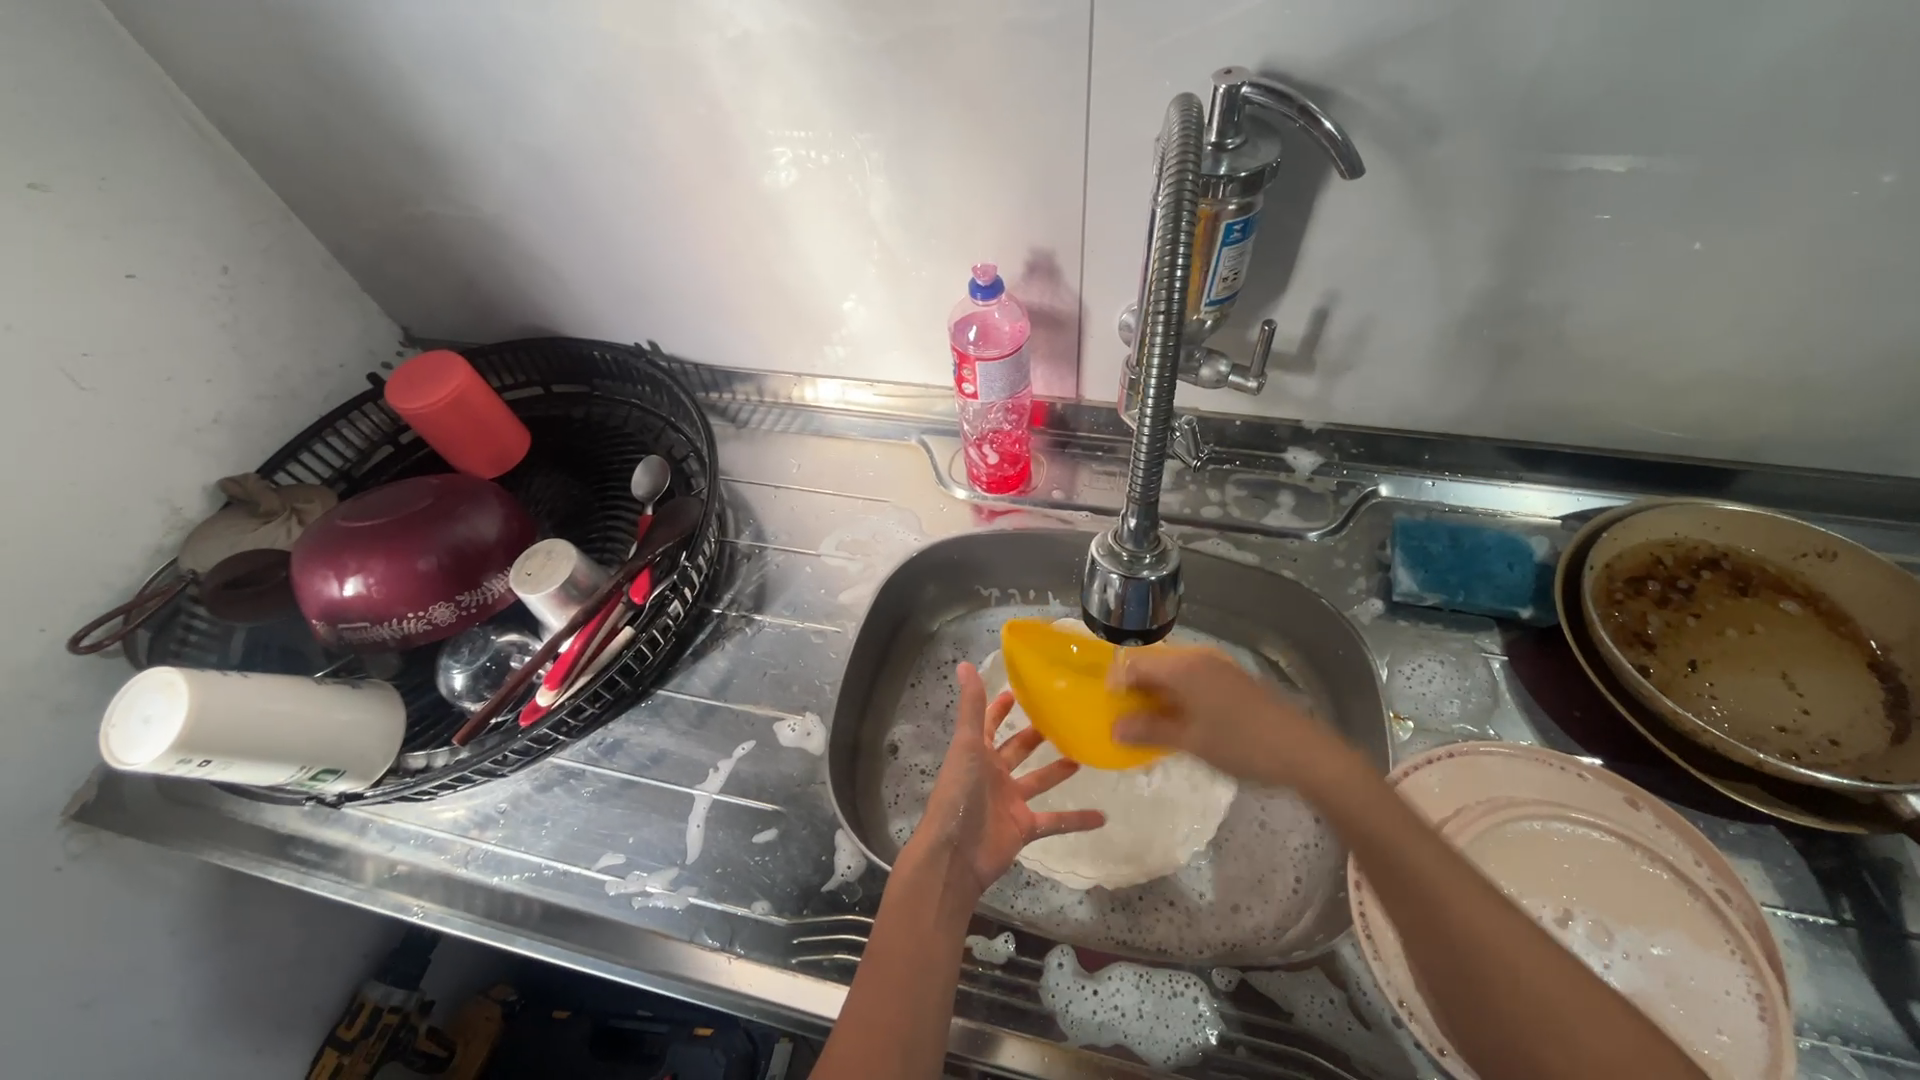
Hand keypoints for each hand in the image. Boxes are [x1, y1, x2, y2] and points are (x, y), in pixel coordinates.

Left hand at [906, 662, 1105, 897]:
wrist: (955, 854)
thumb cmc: (958, 793)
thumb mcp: (967, 745)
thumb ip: (972, 707)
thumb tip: (964, 664)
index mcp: (977, 753)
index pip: (989, 724)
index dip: (999, 708)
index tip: (1020, 692)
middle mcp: (993, 775)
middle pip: (1017, 750)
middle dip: (1036, 736)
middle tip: (1065, 718)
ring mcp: (1010, 802)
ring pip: (1038, 781)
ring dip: (1058, 771)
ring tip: (1084, 755)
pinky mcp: (1024, 828)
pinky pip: (1055, 821)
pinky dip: (1077, 820)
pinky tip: (1102, 816)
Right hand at [1109, 646, 1356, 790]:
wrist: (1304, 752)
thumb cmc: (1242, 744)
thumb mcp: (1191, 741)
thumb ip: (1148, 731)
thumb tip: (1113, 728)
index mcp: (1184, 667)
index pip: (1134, 663)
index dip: (1115, 682)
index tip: (1105, 706)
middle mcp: (1199, 658)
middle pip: (1153, 665)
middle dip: (1134, 689)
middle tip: (1122, 717)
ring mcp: (1218, 667)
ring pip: (1173, 673)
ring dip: (1155, 695)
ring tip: (1147, 724)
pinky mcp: (1232, 679)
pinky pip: (1191, 680)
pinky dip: (1177, 697)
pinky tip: (1178, 722)